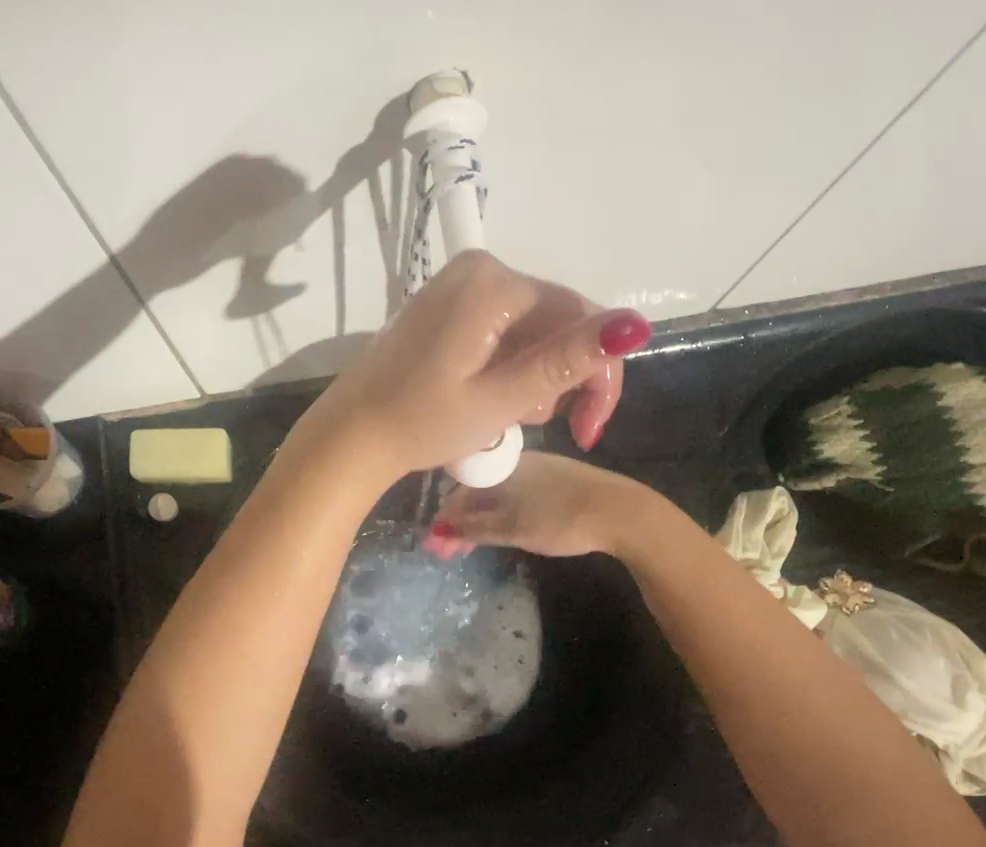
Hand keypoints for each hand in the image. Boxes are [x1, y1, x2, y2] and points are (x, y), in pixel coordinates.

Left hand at [293, 252, 648, 479]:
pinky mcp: (444, 310)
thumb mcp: (501, 399)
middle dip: (560, 377)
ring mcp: (457, 288)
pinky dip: (506, 369)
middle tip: (535, 426)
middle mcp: (479, 271)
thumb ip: (566, 361)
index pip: (579, 316)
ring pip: (529, 330)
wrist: (350, 436)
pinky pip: (499, 332)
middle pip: (555, 320)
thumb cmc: (421, 423)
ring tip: (505, 419)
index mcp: (493, 284)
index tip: (588, 431)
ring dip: (533, 378)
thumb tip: (634, 325)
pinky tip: (489, 401)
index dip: (598, 374)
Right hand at [424, 451, 647, 557]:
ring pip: (496, 495)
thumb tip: (438, 532)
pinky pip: (515, 496)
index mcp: (502, 466)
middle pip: (476, 492)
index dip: (443, 518)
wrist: (622, 512)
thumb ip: (473, 529)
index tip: (435, 545)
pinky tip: (501, 530)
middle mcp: (517, 462)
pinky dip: (500, 515)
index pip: (459, 489)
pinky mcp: (557, 483)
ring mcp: (539, 470)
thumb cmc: (561, 518)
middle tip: (447, 554)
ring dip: (478, 521)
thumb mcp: (511, 527)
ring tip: (470, 547)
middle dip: (458, 522)